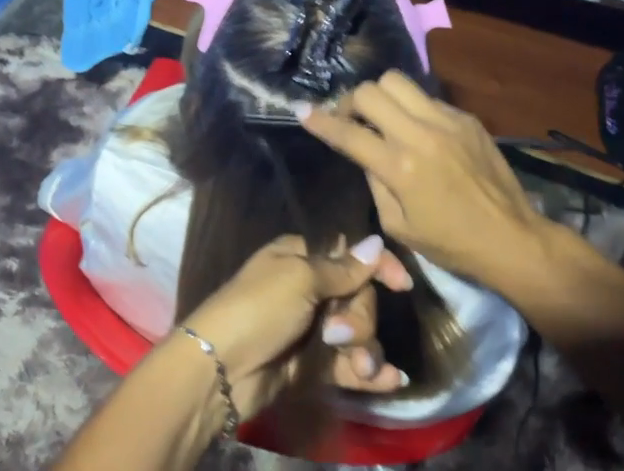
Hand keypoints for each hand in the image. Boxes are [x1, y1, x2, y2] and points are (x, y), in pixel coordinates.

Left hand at [178, 234, 411, 418]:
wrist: (221, 369)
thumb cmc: (258, 309)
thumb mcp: (299, 279)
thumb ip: (341, 268)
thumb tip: (375, 242)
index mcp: (300, 258)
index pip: (350, 254)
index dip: (377, 267)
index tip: (402, 284)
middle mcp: (310, 289)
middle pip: (359, 297)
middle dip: (360, 317)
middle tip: (336, 332)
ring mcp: (314, 330)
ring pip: (360, 333)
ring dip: (366, 348)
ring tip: (358, 365)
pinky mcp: (316, 366)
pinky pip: (353, 365)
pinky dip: (373, 372)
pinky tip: (391, 380)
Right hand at [297, 71, 548, 284]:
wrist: (512, 238)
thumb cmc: (451, 244)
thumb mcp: (399, 226)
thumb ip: (375, 183)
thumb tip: (364, 153)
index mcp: (401, 167)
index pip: (349, 133)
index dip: (320, 121)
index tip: (303, 111)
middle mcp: (421, 135)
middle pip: (370, 91)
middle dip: (351, 102)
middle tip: (351, 119)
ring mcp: (446, 121)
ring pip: (398, 81)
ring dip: (381, 96)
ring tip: (382, 117)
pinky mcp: (466, 118)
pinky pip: (426, 97)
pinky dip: (412, 108)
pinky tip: (418, 130)